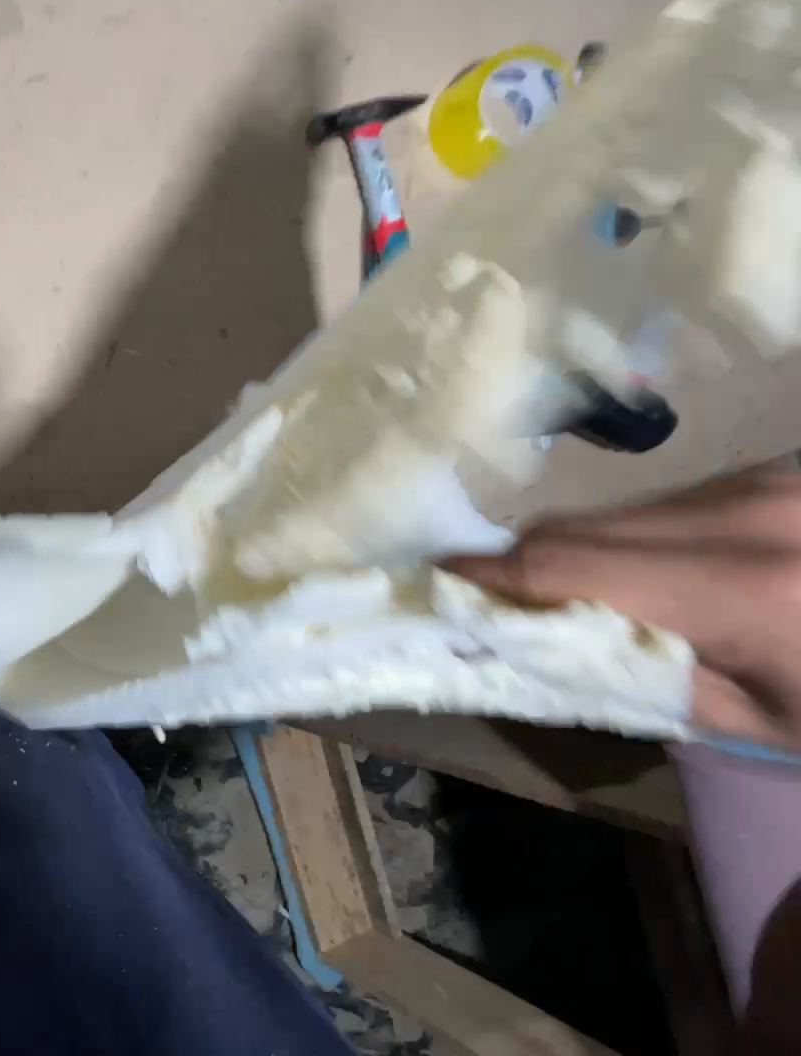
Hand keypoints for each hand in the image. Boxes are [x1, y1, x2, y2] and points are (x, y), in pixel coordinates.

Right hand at [443, 465, 800, 744]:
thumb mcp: (764, 724)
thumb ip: (640, 677)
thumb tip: (534, 643)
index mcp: (745, 587)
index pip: (560, 566)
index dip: (484, 575)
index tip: (432, 585)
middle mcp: (746, 513)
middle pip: (572, 529)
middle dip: (521, 567)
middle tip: (502, 605)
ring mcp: (768, 482)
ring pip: (611, 513)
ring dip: (579, 553)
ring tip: (599, 599)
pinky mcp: (779, 472)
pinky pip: (664, 503)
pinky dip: (633, 540)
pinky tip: (669, 574)